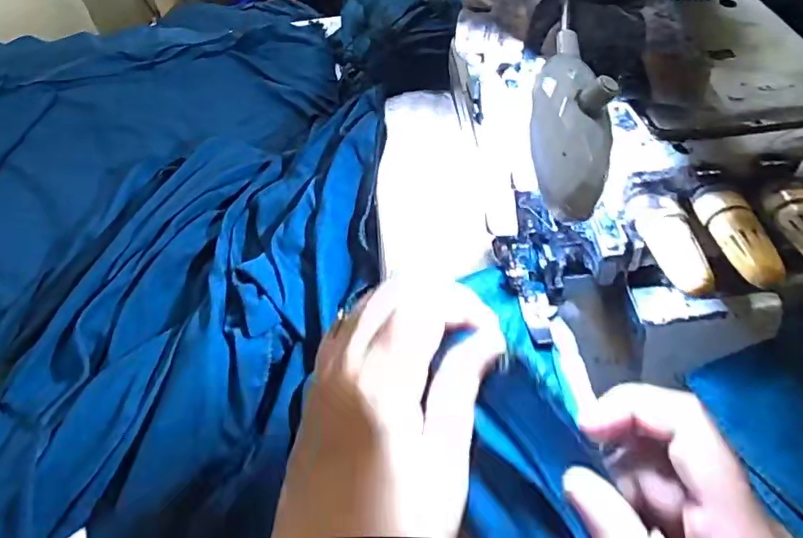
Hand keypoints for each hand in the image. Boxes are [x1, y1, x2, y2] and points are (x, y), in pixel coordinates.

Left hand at [272, 278, 505, 537]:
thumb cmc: (394, 529)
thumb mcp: (442, 469)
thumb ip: (460, 390)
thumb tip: (487, 339)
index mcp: (380, 381)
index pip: (426, 302)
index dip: (466, 304)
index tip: (490, 332)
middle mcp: (345, 363)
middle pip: (395, 289)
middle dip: (439, 294)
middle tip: (470, 327)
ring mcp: (322, 373)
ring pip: (368, 299)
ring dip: (408, 301)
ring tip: (440, 332)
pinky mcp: (312, 388)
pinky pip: (346, 324)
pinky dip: (377, 317)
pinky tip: (398, 344)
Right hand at [562, 384, 771, 537]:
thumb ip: (616, 529)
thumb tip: (574, 476)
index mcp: (736, 514)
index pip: (687, 418)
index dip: (632, 404)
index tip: (584, 423)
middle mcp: (747, 509)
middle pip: (677, 446)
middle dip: (623, 459)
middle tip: (584, 490)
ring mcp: (743, 526)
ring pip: (676, 478)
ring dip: (630, 489)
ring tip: (605, 518)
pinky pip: (685, 507)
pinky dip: (648, 512)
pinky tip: (629, 528)